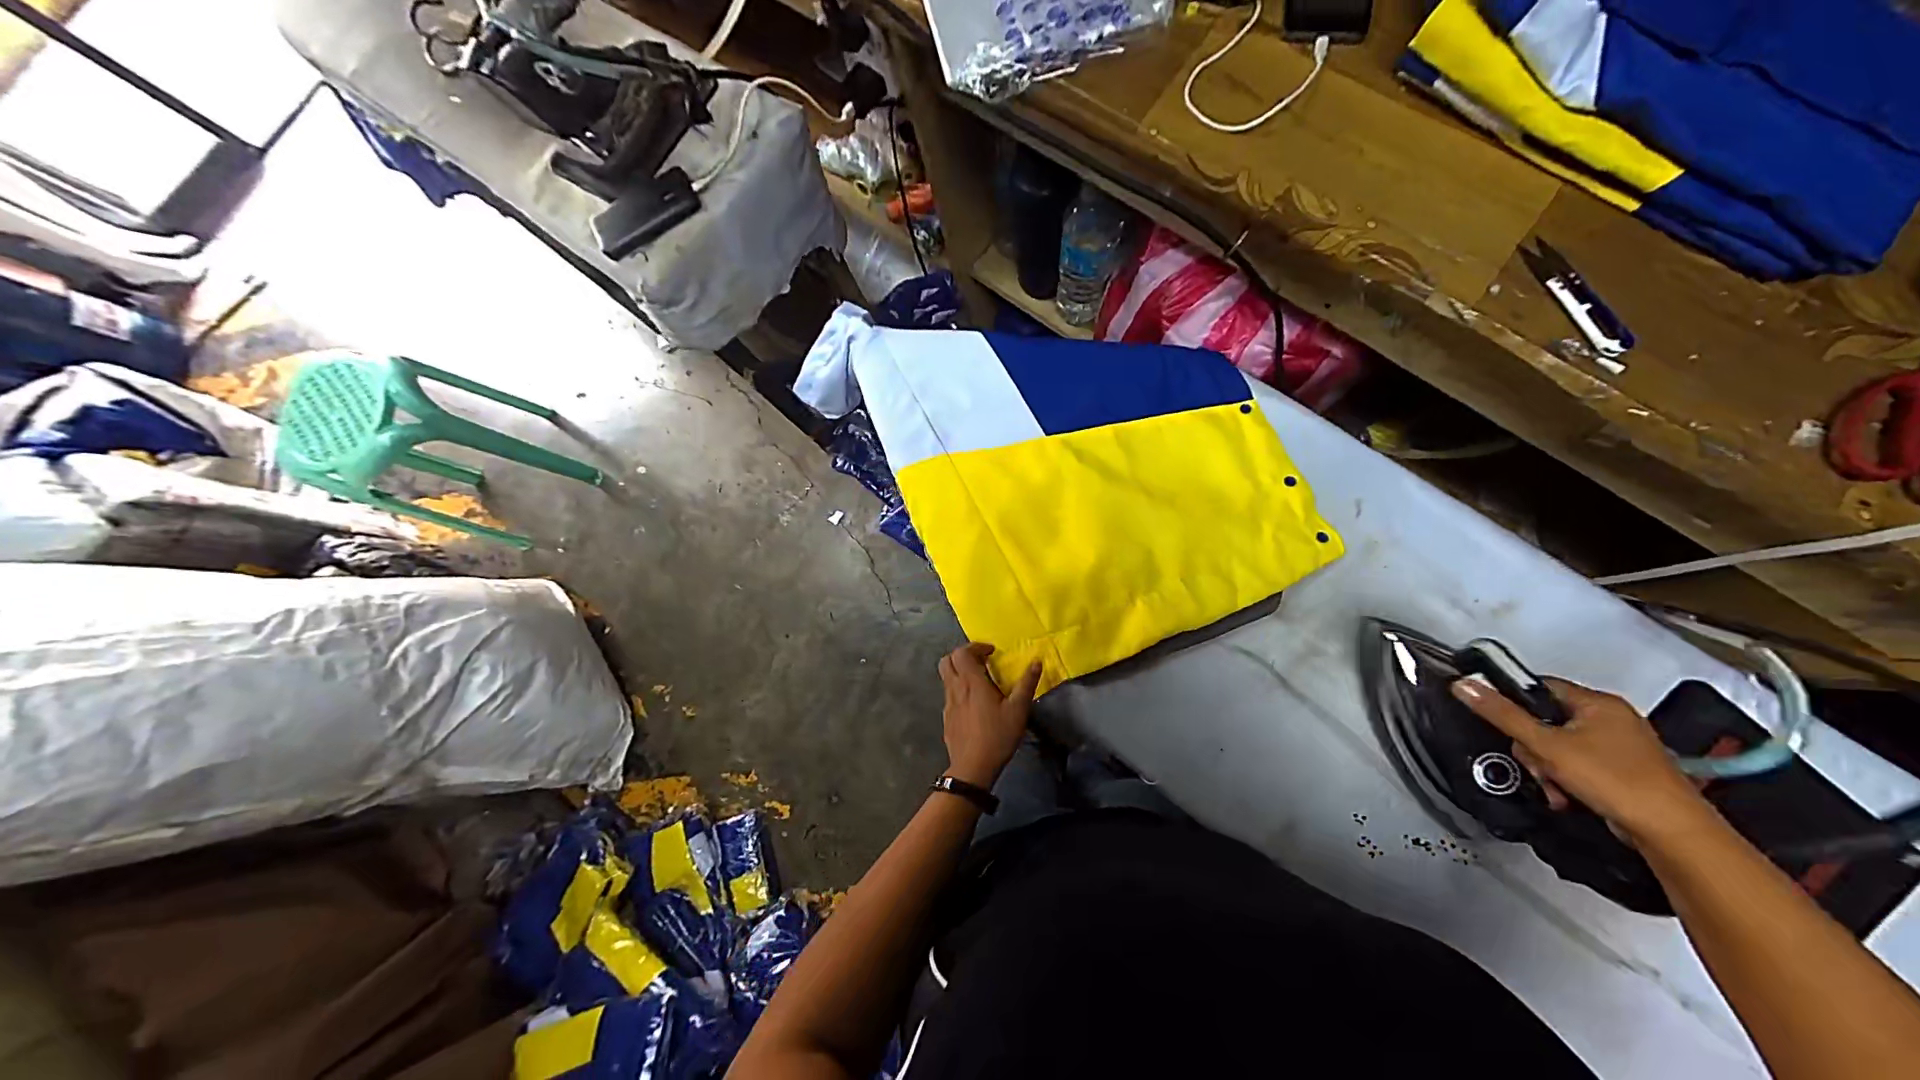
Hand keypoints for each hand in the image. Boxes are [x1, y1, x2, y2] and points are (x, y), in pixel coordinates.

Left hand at [938, 643, 1041, 788]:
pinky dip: (959, 689)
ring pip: (946, 677)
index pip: (962, 653)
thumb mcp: (1018, 710)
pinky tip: (974, 703)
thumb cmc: (997, 736)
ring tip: (980, 681)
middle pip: (947, 660)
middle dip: (962, 655)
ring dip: (960, 672)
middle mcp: (955, 689)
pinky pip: (949, 694)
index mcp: (971, 682)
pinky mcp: (946, 717)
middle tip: (981, 661)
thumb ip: (1027, 684)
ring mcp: (948, 704)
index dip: (975, 647)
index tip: (991, 652)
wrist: (972, 767)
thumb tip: (1036, 662)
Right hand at [1451, 676, 1715, 846]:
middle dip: (1533, 748)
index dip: (1514, 704)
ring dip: (1547, 768)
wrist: (1670, 832)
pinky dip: (1566, 780)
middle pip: (1545, 721)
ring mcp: (1620, 747)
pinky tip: (1568, 795)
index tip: (1504, 723)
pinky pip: (1577, 766)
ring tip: (1556, 786)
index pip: (1539, 687)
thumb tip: (1465, 685)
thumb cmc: (1617, 782)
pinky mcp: (1622, 771)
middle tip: (1538, 764)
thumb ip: (1502, 714)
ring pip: (1559, 747)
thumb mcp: (1546, 745)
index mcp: (1598, 703)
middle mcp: (1612, 719)